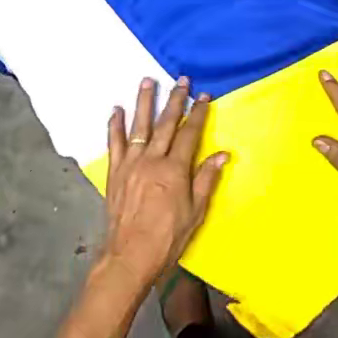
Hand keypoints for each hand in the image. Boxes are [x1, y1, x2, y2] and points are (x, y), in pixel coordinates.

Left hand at [100, 77, 227, 286]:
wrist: (130, 257)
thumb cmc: (168, 237)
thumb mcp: (196, 211)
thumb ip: (207, 179)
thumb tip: (223, 154)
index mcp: (174, 169)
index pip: (189, 133)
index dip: (198, 113)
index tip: (204, 96)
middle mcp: (152, 161)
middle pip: (165, 124)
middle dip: (175, 100)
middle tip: (181, 80)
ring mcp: (130, 165)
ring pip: (139, 127)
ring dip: (144, 102)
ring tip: (148, 81)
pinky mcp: (115, 174)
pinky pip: (114, 144)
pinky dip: (115, 126)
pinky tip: (116, 110)